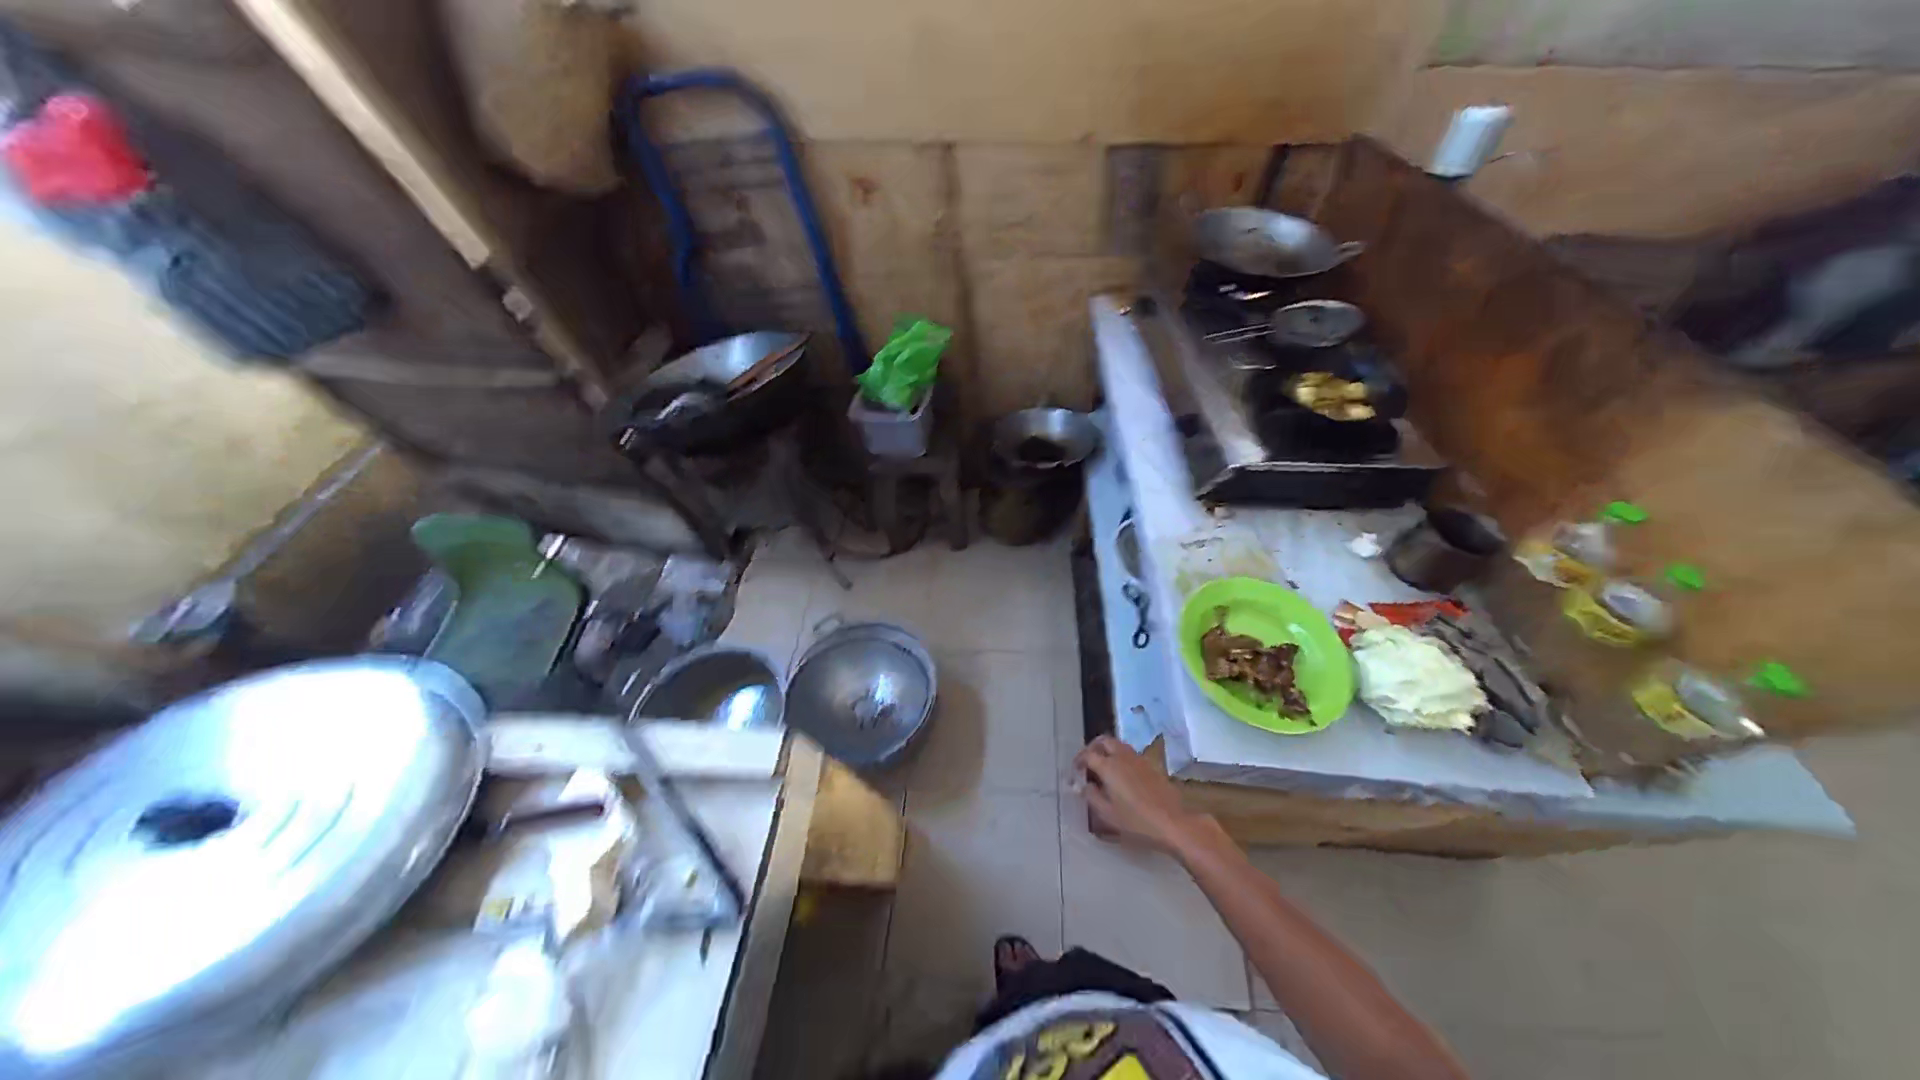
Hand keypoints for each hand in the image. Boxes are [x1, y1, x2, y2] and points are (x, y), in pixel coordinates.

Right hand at [1073, 736, 1208, 854]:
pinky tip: (1122, 775)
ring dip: (1108, 750)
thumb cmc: (1136, 821)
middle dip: (1092, 747)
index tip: (1076, 771)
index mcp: (1108, 766)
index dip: (1078, 761)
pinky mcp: (1151, 765)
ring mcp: (1139, 759)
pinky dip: (1121, 757)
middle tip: (1088, 762)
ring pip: (1119, 744)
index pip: (1087, 755)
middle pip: (1104, 741)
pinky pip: (1131, 753)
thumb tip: (1084, 785)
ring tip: (1104, 767)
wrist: (1172, 823)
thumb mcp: (1107, 813)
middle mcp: (1122, 757)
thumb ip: (1091, 796)